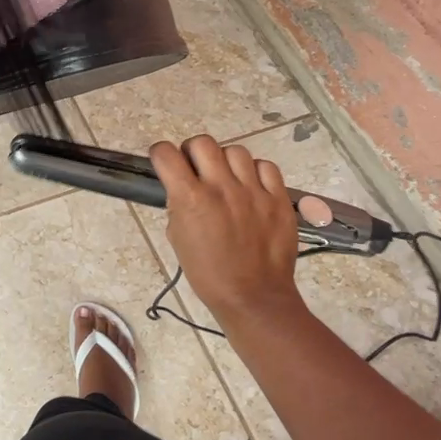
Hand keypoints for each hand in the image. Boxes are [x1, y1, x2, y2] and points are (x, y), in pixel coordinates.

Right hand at [148, 134, 303, 327]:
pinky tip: (251, 186)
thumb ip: (178, 202)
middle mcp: (220, 187)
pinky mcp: (279, 200)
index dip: (161, 154)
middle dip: (193, 152)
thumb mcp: (177, 235)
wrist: (254, 297)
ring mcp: (253, 192)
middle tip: (196, 169)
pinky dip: (256, 172)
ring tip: (227, 178)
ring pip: (235, 151)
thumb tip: (182, 185)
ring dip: (225, 161)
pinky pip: (267, 167)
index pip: (165, 153)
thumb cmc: (207, 271)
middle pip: (202, 142)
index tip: (165, 163)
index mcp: (190, 198)